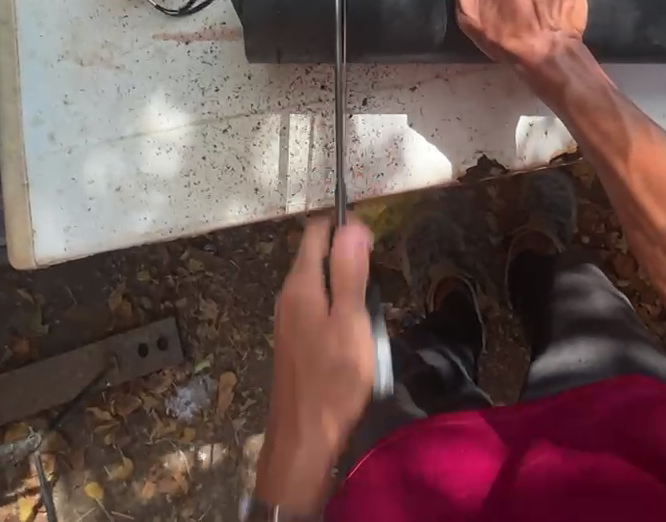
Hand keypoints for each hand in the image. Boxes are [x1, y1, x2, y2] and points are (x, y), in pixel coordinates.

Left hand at [255, 217, 376, 513]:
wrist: (303, 440)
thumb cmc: (333, 379)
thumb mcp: (351, 321)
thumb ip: (350, 272)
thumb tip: (352, 225)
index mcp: (301, 283)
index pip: (316, 230)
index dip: (345, 227)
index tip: (373, 245)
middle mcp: (288, 294)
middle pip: (317, 254)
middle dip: (347, 257)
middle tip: (376, 284)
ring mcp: (288, 317)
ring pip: (318, 281)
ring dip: (344, 285)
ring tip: (370, 309)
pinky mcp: (294, 338)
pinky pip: (316, 305)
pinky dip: (337, 306)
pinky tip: (354, 331)